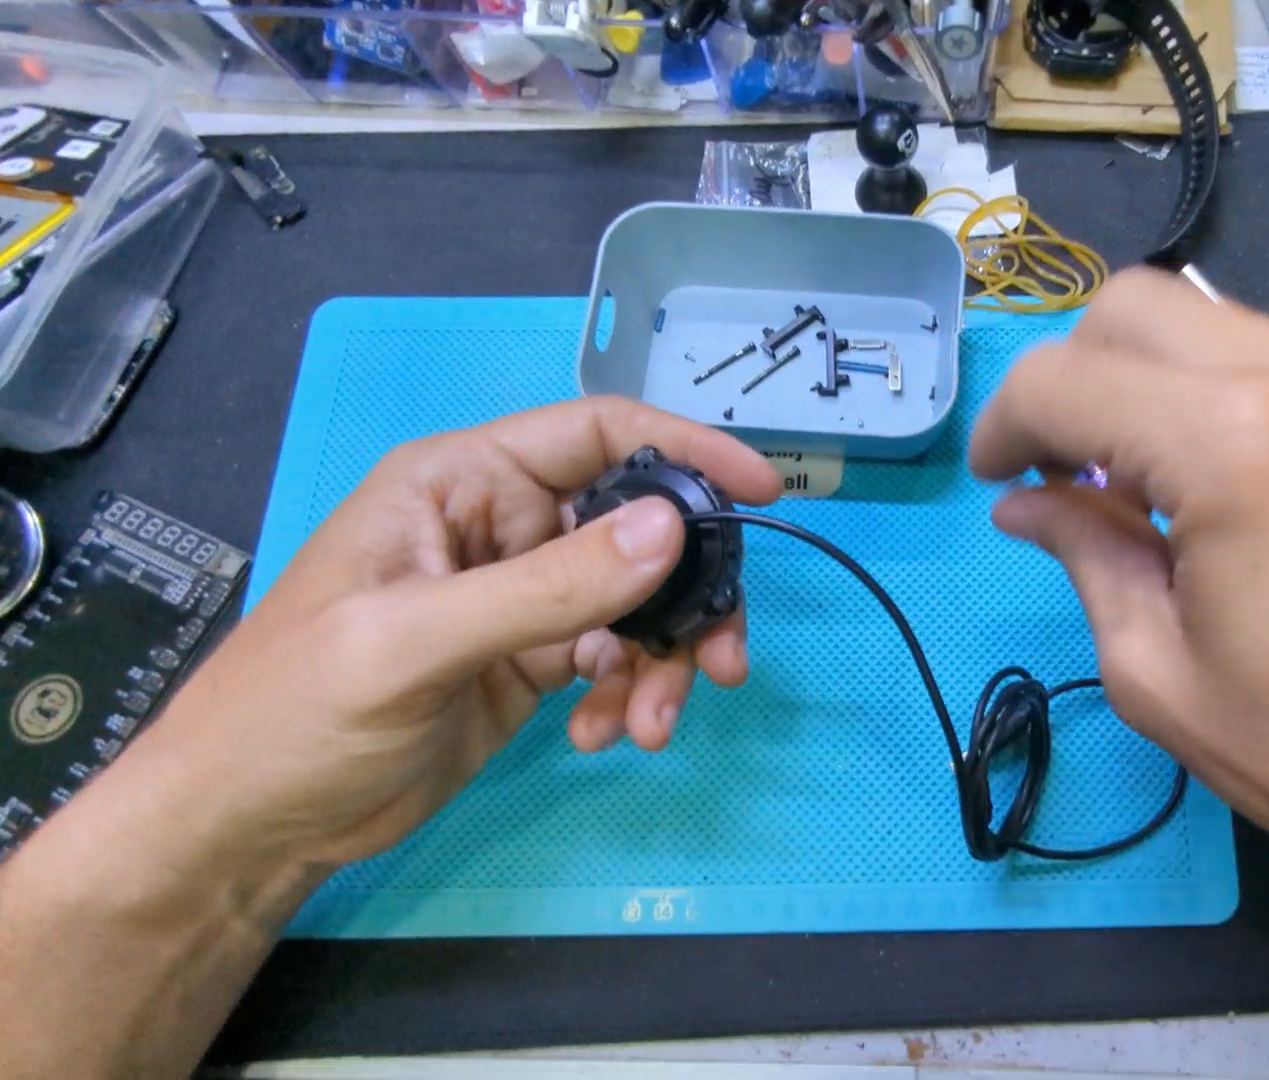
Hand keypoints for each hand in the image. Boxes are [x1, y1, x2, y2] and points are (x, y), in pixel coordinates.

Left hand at [140, 398, 779, 869]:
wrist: (249, 834)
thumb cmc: (291, 718)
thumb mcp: (414, 645)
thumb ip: (547, 586)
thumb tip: (673, 530)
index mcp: (469, 480)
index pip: (602, 434)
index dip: (689, 450)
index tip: (762, 491)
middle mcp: (513, 524)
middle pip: (644, 528)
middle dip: (690, 593)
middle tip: (721, 657)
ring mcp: (534, 592)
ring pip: (645, 600)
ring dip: (666, 659)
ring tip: (653, 722)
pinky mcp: (546, 653)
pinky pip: (624, 654)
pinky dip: (634, 691)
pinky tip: (608, 735)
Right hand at [969, 270, 1268, 1074]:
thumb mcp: (1162, 676)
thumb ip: (1085, 558)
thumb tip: (1027, 504)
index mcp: (1231, 444)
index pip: (1063, 380)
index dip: (1002, 423)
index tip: (995, 480)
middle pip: (1135, 307)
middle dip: (1070, 376)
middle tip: (1064, 467)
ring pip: (1215, 322)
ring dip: (1149, 384)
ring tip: (1149, 484)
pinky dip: (1224, 397)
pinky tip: (1238, 487)